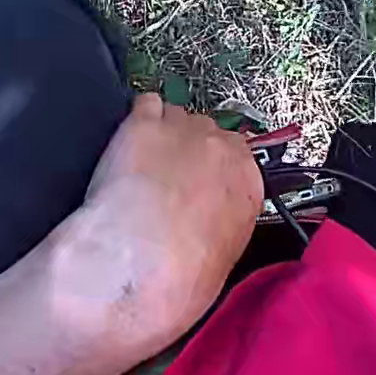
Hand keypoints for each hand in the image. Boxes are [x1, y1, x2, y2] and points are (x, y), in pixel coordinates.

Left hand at [40, 93, 263, 367]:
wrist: (141, 260)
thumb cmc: (182, 271)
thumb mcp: (227, 251)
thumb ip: (225, 215)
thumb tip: (210, 214)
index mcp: (247, 179)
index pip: (237, 151)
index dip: (213, 163)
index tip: (199, 175)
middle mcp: (219, 146)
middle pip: (206, 129)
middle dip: (188, 146)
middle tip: (166, 173)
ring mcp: (181, 129)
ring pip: (175, 114)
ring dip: (162, 131)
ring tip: (142, 160)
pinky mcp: (142, 123)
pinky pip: (146, 103)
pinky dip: (138, 116)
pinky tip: (128, 135)